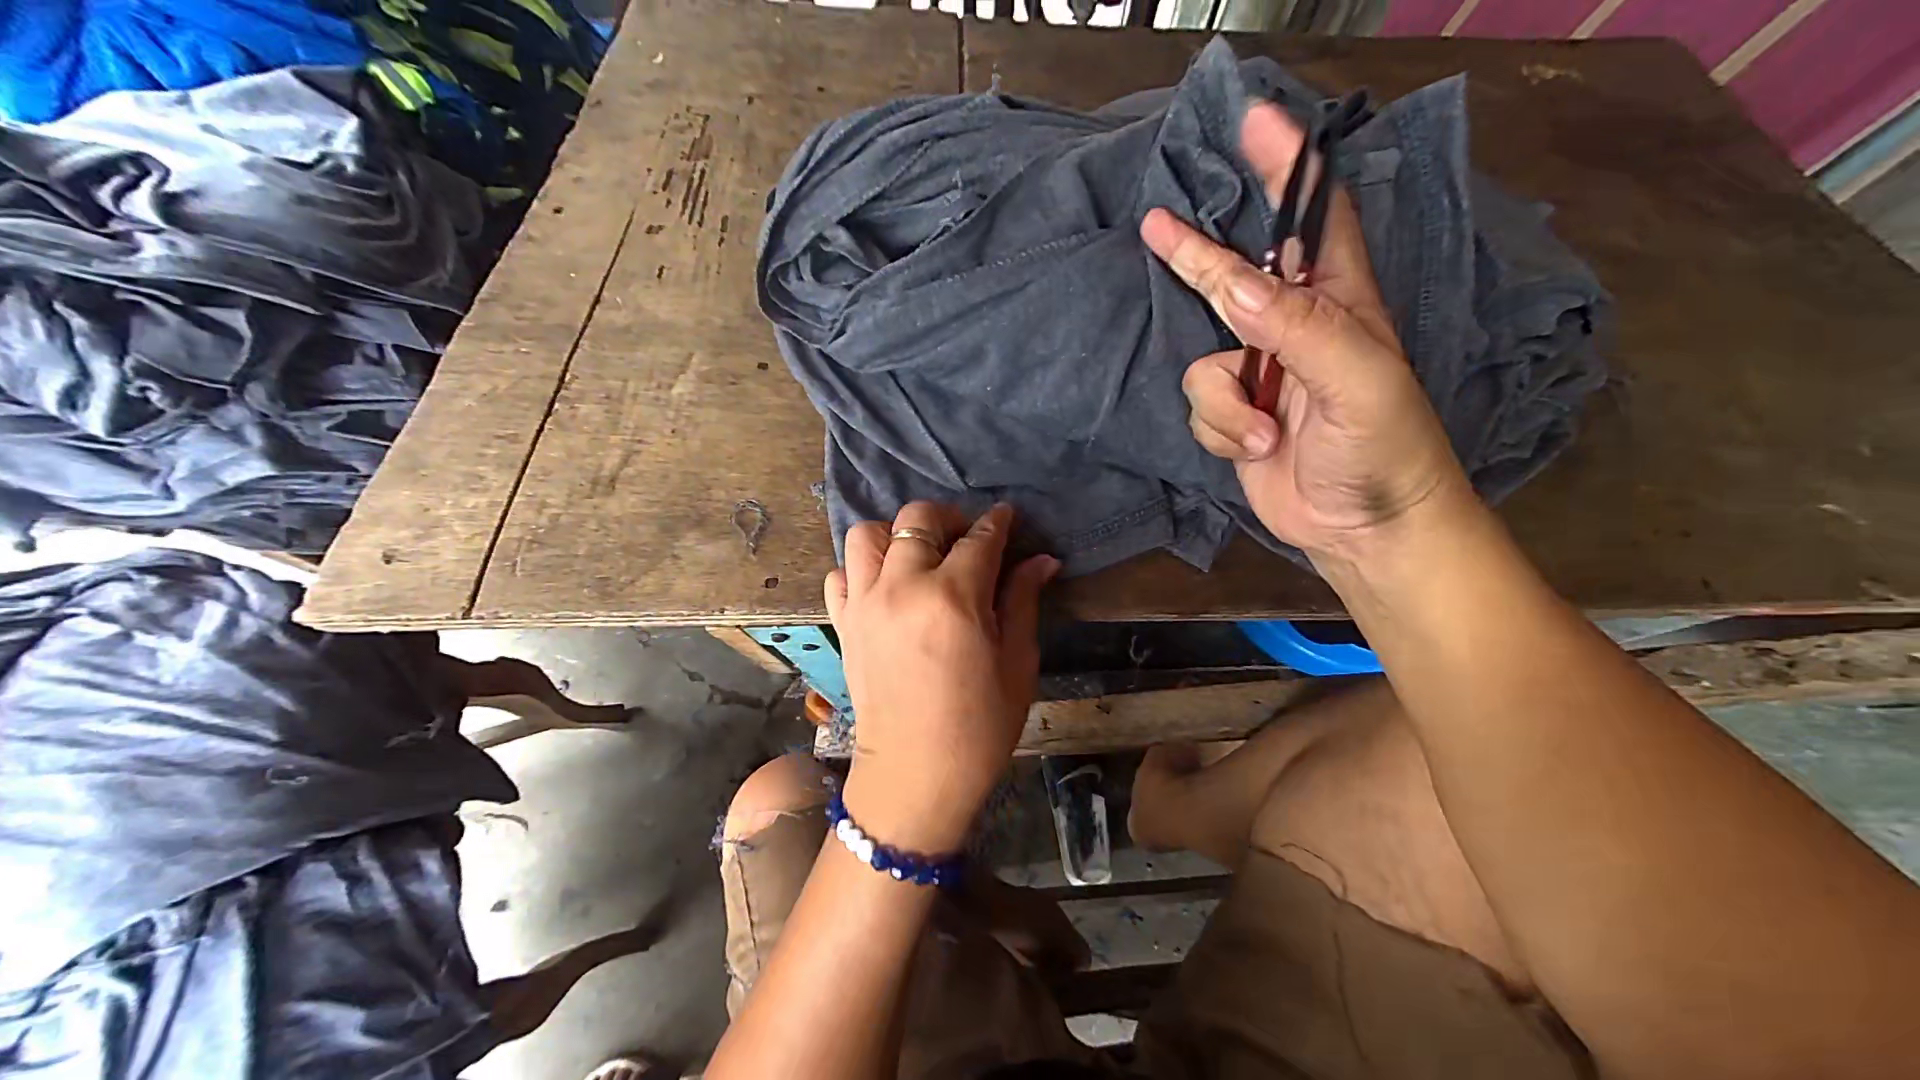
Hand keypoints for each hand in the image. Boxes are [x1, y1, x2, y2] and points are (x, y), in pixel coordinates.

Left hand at [826, 501, 1058, 853]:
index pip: (979, 538)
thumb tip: (1041, 561)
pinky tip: (885, 586)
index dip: (998, 523)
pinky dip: (862, 568)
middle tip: (967, 539)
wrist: (915, 775)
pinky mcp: (843, 623)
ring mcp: (865, 603)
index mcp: (954, 597)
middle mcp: (902, 587)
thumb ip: (1023, 601)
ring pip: (868, 534)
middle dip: (949, 519)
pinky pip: (841, 574)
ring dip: (897, 534)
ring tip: (920, 557)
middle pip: (918, 518)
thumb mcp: (1017, 663)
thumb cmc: (979, 727)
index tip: (1007, 518)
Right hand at [1140, 101, 1477, 567]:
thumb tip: (1232, 286)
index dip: (1288, 170)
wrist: (1362, 529)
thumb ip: (1298, 329)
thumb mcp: (1357, 382)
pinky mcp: (1234, 418)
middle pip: (1235, 277)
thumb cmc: (1385, 448)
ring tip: (1265, 434)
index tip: (1255, 125)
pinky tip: (1255, 450)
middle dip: (1199, 256)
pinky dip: (1220, 432)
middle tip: (1156, 224)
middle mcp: (1294, 330)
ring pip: (1203, 362)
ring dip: (1226, 404)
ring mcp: (1260, 375)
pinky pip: (1200, 406)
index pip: (1313, 219)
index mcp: (1340, 303)